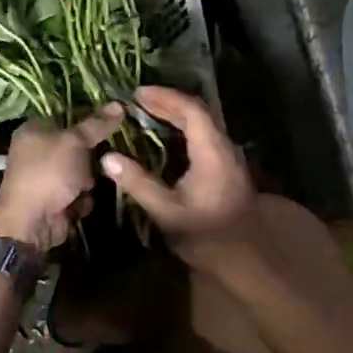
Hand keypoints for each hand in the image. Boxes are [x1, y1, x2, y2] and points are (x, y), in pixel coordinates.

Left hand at [0, 104, 123, 248]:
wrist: (31, 221)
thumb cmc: (48, 172)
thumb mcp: (74, 143)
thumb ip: (96, 125)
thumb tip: (119, 104)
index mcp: (35, 129)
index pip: (68, 115)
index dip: (91, 117)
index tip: (116, 120)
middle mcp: (39, 150)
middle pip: (78, 144)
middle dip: (93, 154)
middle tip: (109, 154)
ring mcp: (48, 176)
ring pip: (83, 169)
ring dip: (89, 179)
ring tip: (87, 184)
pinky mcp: (57, 197)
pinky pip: (80, 191)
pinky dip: (82, 198)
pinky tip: (79, 203)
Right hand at [99, 87, 259, 270]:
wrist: (245, 259)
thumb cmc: (206, 235)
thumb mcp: (166, 210)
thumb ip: (138, 182)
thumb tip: (108, 158)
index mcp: (213, 153)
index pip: (192, 111)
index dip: (165, 98)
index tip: (138, 93)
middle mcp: (225, 149)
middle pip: (199, 113)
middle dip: (168, 102)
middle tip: (138, 100)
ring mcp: (229, 159)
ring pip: (203, 124)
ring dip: (176, 115)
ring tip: (147, 112)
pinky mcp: (227, 170)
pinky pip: (204, 137)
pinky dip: (183, 129)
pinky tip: (165, 137)